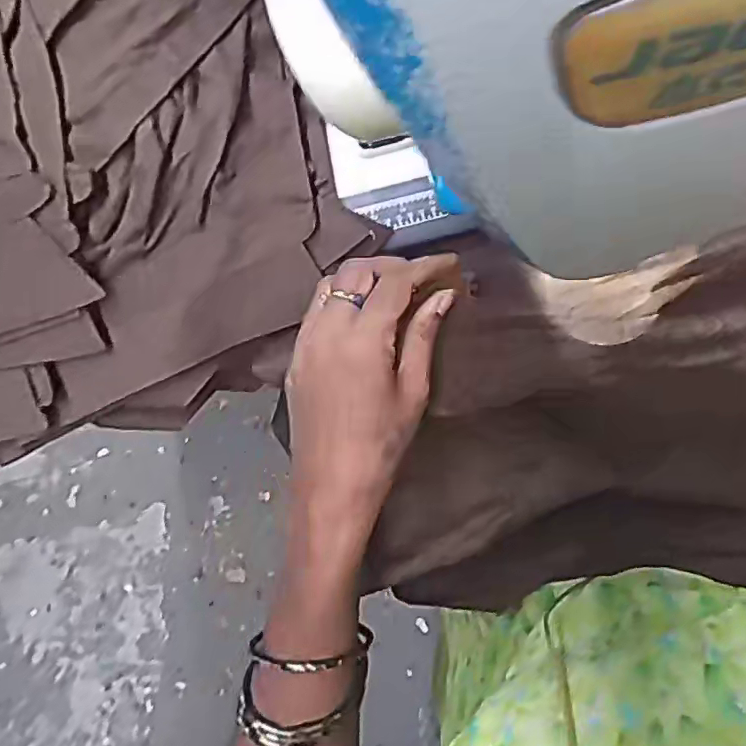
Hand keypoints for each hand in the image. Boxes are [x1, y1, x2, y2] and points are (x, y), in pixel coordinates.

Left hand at [284, 254, 461, 567]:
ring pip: (331, 284)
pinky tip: (363, 313)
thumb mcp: (413, 389)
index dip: (424, 266)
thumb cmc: (383, 443)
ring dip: (363, 277)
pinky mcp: (296, 355)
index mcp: (362, 338)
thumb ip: (423, 335)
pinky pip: (317, 307)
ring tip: (393, 290)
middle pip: (356, 272)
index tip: (449, 262)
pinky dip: (342, 296)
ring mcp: (305, 341)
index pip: (394, 282)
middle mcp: (327, 329)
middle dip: (392, 265)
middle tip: (422, 276)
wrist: (331, 483)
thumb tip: (443, 296)